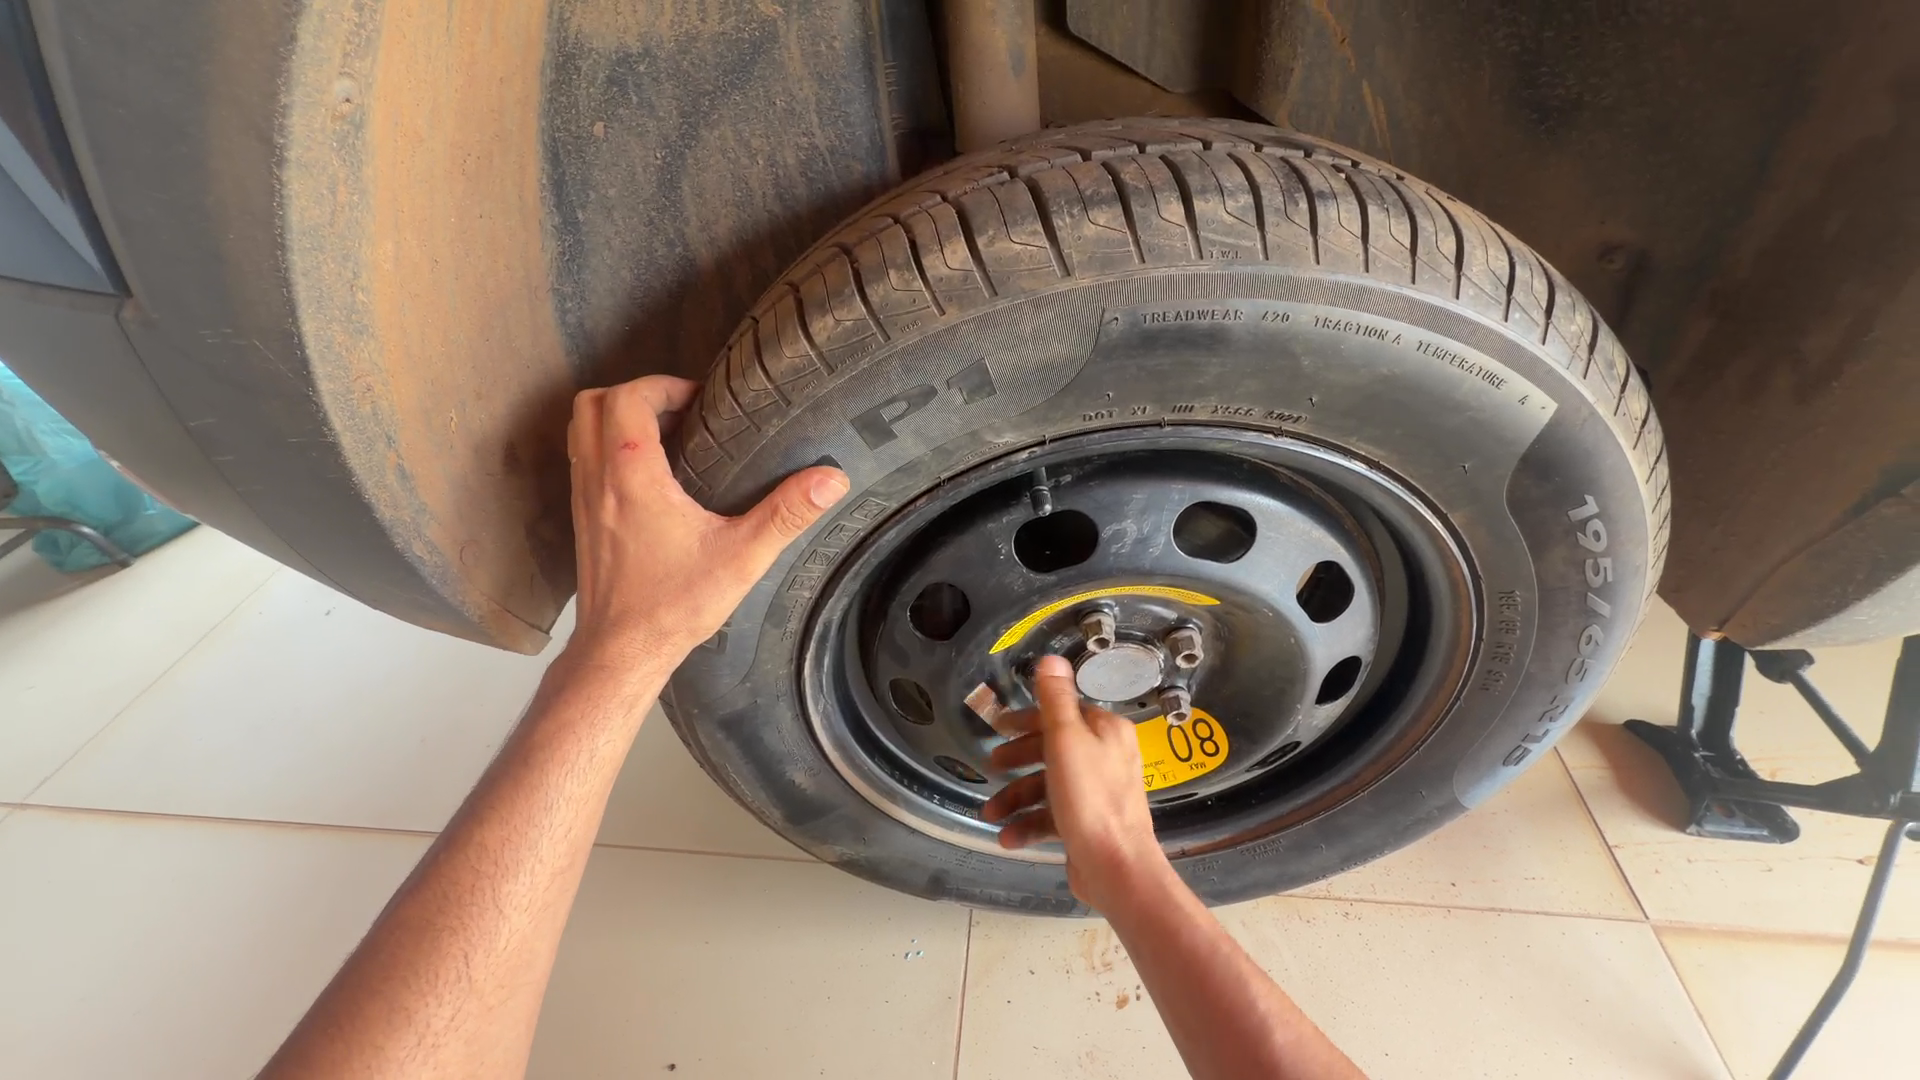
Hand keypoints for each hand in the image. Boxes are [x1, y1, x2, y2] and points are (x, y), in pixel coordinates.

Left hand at [564, 375, 848, 668]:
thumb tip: (831, 480)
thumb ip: (787, 513)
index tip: (700, 400)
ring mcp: (583, 500)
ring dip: (618, 417)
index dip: (663, 386)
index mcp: (632, 477)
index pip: (627, 398)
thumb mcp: (742, 557)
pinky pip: (582, 459)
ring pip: (580, 430)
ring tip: (668, 434)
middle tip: (683, 409)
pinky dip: (609, 446)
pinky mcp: (583, 520)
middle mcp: (597, 480)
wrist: (622, 651)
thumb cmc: (675, 605)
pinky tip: (652, 474)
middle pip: (592, 403)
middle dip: (638, 393)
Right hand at [981, 655, 1171, 909]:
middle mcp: (1106, 757)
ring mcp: (1099, 793)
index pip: (1061, 714)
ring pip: (1049, 785)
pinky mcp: (1090, 824)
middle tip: (992, 766)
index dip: (1027, 721)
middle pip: (1052, 749)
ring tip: (990, 814)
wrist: (1116, 868)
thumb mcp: (1066, 740)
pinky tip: (1008, 838)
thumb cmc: (1090, 799)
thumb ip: (1054, 699)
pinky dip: (1029, 824)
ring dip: (1016, 798)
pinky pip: (1053, 816)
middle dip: (1018, 760)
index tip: (998, 728)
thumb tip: (1051, 658)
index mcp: (1105, 731)